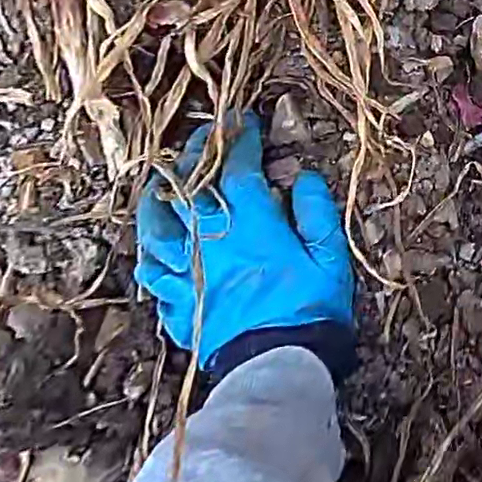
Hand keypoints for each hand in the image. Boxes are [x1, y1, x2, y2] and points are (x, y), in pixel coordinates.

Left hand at [136, 113, 353, 368]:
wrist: (279, 361)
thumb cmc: (312, 303)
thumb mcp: (331, 252)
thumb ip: (315, 210)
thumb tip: (301, 177)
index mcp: (250, 227)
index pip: (236, 172)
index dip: (238, 142)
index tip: (242, 120)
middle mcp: (209, 244)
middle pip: (190, 191)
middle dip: (196, 157)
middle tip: (204, 135)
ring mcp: (187, 274)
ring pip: (156, 228)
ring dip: (158, 198)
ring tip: (161, 180)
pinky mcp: (177, 302)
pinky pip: (152, 271)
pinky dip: (150, 249)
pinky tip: (153, 242)